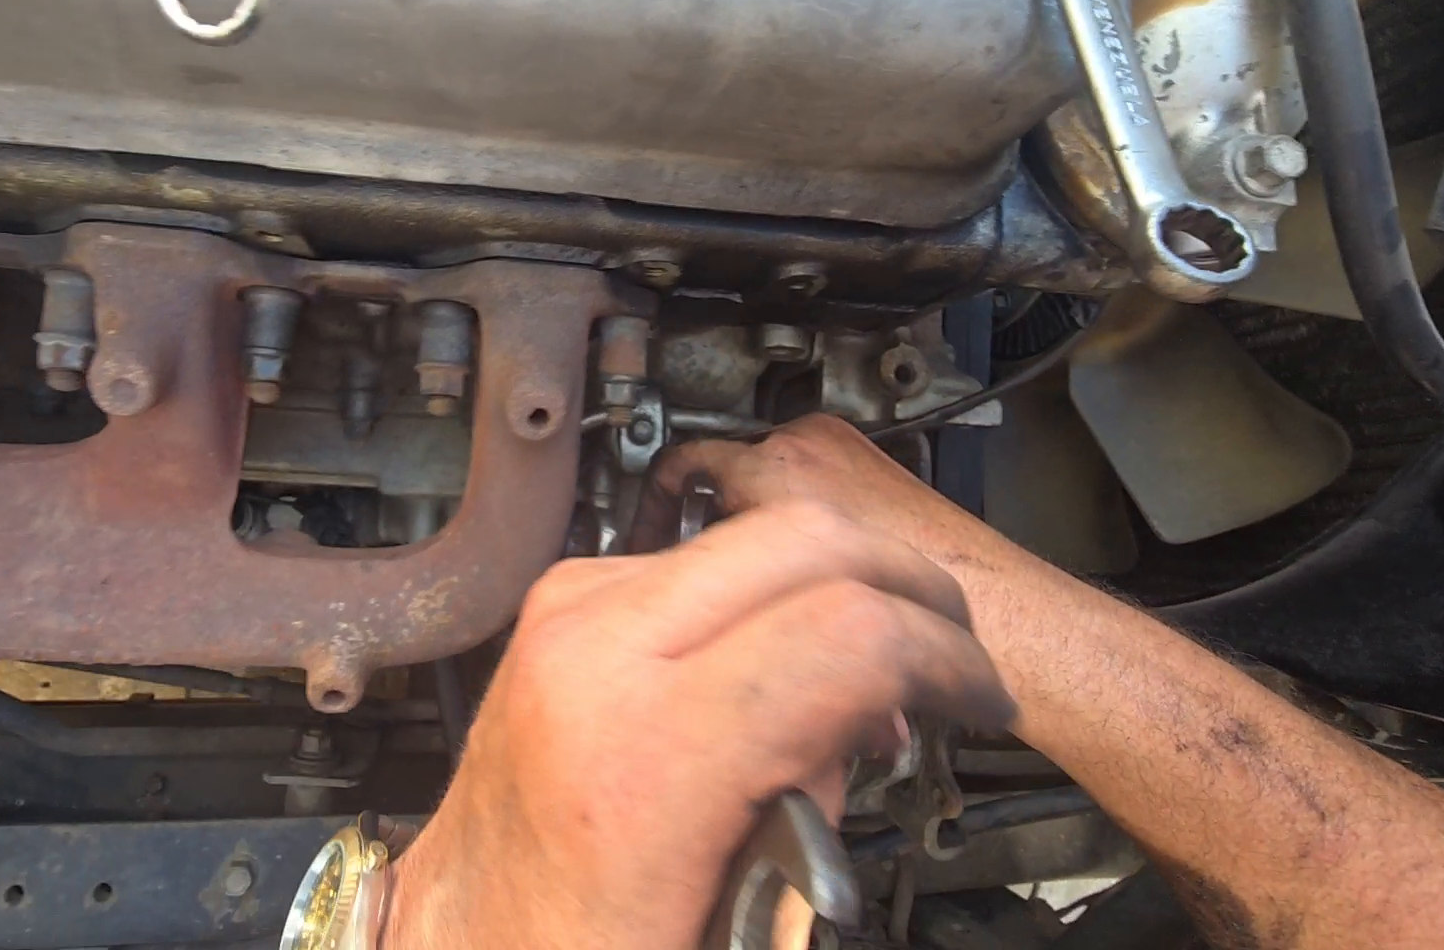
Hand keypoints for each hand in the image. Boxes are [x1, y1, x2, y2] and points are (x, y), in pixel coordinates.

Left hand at [382, 501, 1014, 949]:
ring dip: (836, 582)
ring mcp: (573, 606)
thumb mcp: (730, 924)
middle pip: (799, 541)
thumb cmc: (568, 945)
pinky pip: (699, 559)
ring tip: (870, 662)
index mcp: (638, 752)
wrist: (468, 924)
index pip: (842, 633)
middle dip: (901, 580)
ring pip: (753, 535)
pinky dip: (768, 591)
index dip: (940, 653)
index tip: (974, 688)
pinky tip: (784, 652)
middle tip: (947, 643)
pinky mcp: (567, 597)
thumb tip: (871, 703)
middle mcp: (595, 646)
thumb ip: (819, 793)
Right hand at [635, 415, 1039, 588]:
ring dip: (747, 511)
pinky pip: (801, 476)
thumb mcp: (772, 596)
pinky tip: (800, 556)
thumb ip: (719, 577)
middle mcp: (804, 446)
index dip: (652, 506)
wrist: (983, 616)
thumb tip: (681, 589)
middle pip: (720, 473)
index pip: (678, 468)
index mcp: (770, 470)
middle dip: (704, 517)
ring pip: (762, 474)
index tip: (649, 534)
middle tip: (702, 564)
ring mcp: (838, 448)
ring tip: (756, 566)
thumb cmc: (898, 611)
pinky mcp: (866, 459)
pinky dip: (787, 505)